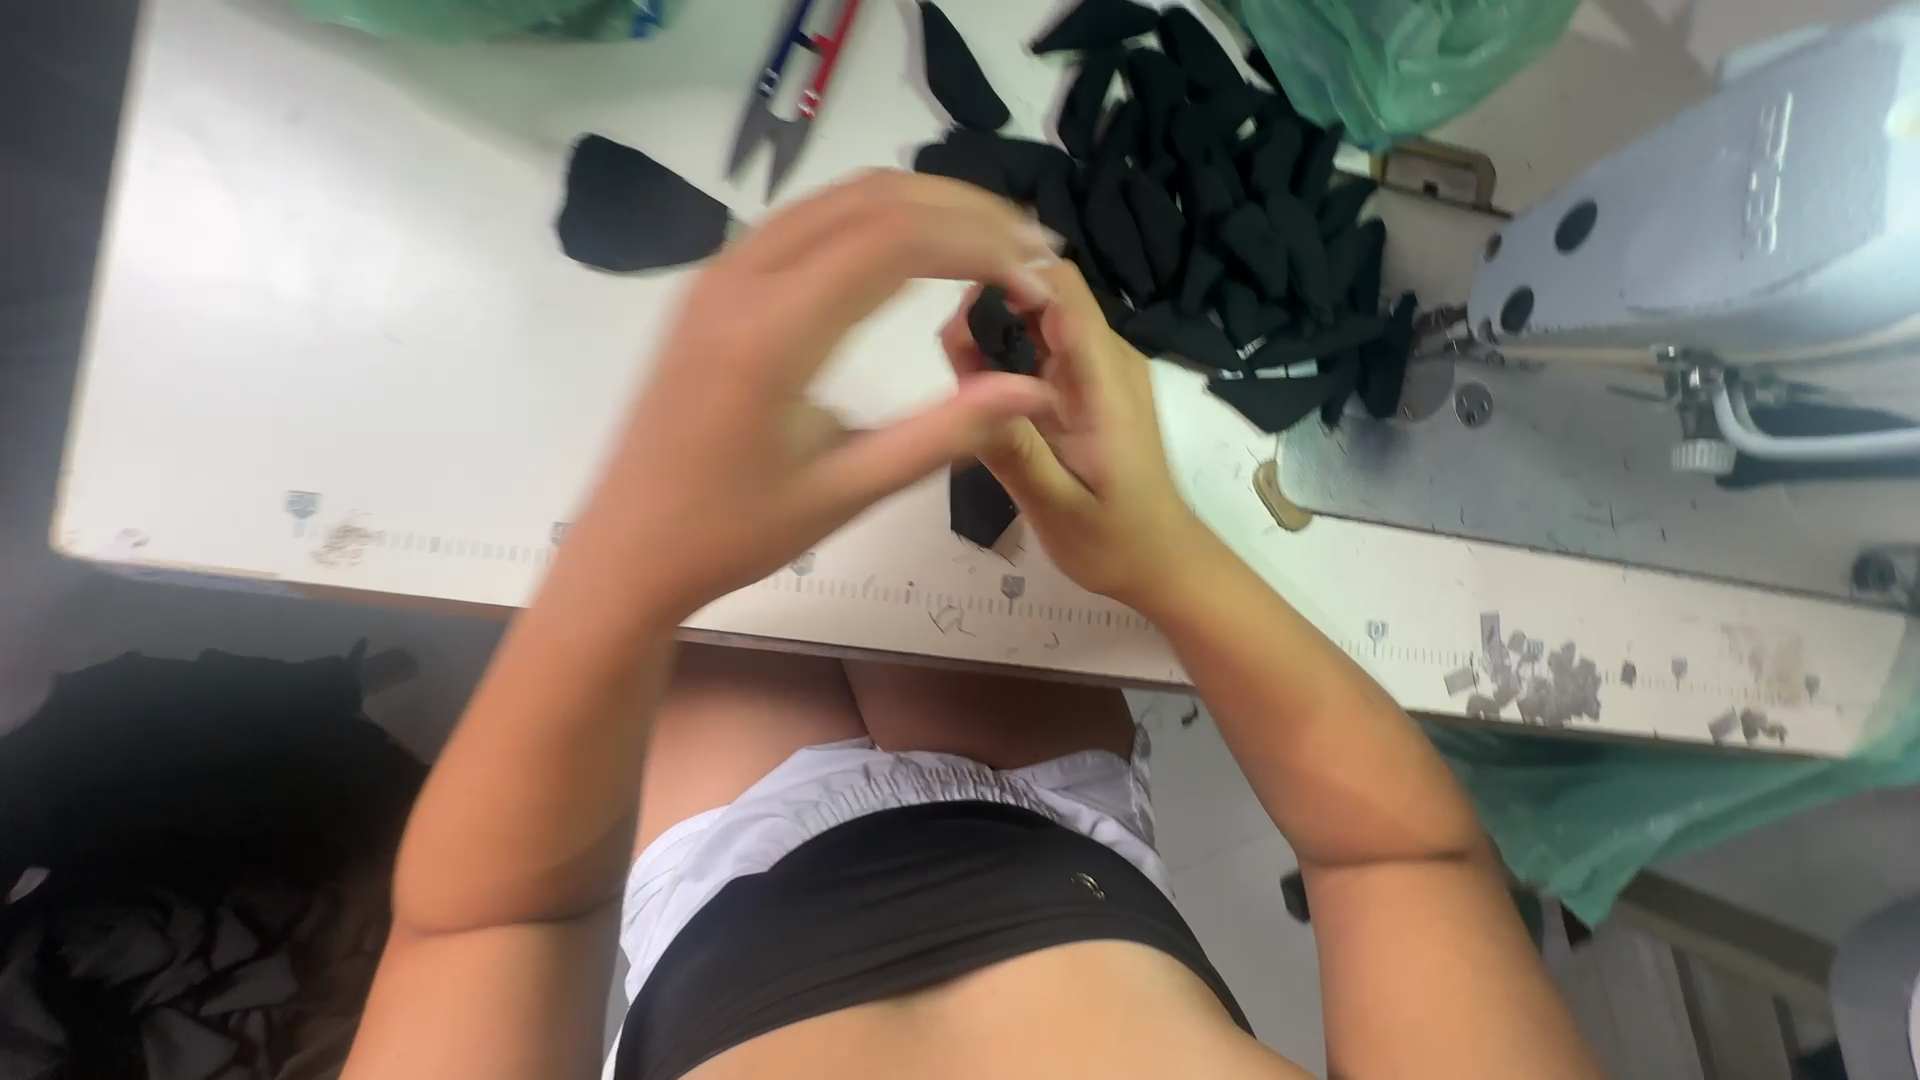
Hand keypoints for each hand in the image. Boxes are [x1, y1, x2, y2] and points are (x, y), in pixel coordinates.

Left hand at [587, 171, 1062, 623]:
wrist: (628, 549)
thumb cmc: (734, 534)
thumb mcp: (848, 491)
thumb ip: (946, 434)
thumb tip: (1035, 390)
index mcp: (772, 333)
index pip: (897, 240)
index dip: (982, 243)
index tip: (1039, 274)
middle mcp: (740, 278)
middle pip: (872, 199)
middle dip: (964, 211)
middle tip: (1031, 248)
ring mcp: (719, 274)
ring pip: (837, 199)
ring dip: (921, 208)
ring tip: (989, 242)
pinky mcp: (712, 286)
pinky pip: (805, 222)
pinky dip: (873, 222)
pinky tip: (912, 253)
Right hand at [941, 261, 1214, 613]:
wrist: (1160, 562)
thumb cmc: (1114, 543)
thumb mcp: (1056, 506)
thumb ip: (1015, 447)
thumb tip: (970, 383)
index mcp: (1103, 380)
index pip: (1057, 289)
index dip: (1004, 282)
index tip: (960, 325)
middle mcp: (1104, 361)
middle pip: (1040, 296)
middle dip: (988, 314)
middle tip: (954, 373)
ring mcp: (1098, 373)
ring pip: (1036, 322)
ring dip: (994, 340)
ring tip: (965, 394)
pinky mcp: (1088, 390)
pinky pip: (1041, 353)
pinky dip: (1007, 365)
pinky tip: (989, 407)